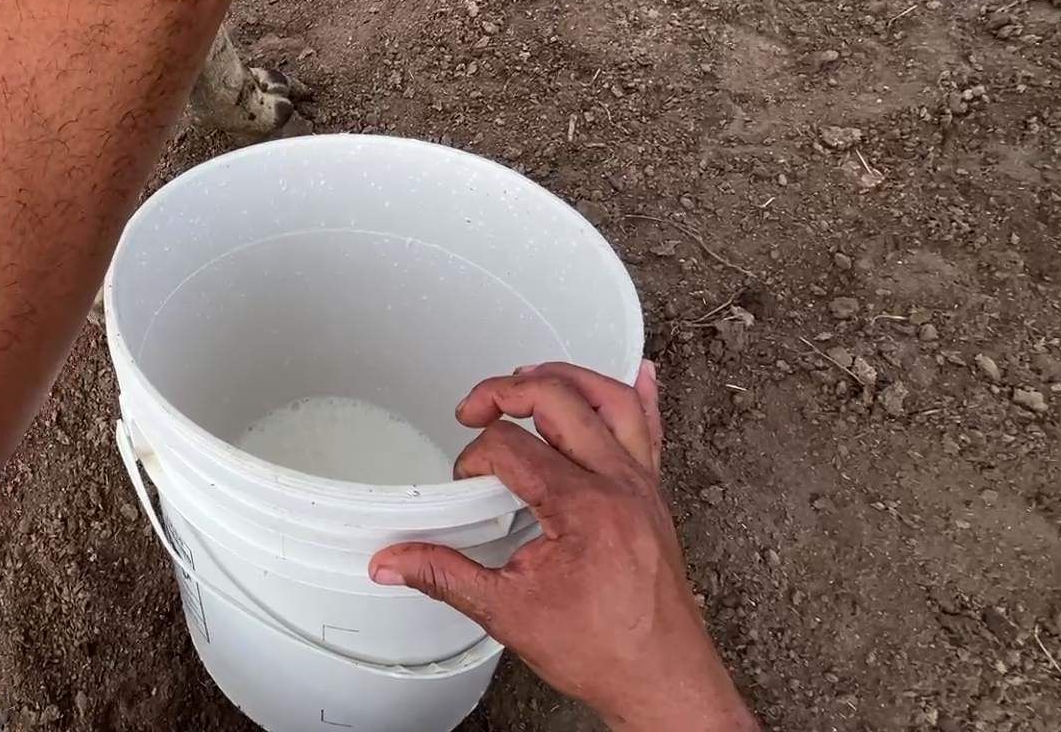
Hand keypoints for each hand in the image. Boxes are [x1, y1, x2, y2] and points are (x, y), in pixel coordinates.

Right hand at [369, 363, 760, 731]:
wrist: (669, 688)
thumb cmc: (606, 653)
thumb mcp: (509, 614)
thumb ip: (443, 575)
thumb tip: (391, 561)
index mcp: (585, 510)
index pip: (512, 446)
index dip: (475, 456)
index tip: (465, 482)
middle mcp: (619, 485)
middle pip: (557, 398)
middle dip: (503, 391)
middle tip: (472, 407)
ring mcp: (642, 485)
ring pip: (609, 398)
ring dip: (562, 376)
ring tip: (525, 376)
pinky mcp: (652, 494)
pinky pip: (651, 428)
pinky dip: (640, 394)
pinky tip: (637, 372)